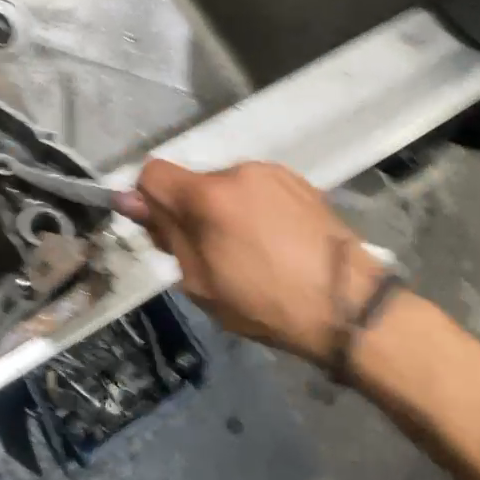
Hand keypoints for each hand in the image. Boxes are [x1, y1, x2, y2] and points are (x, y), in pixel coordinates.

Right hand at [114, 160, 386, 362]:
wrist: (350, 308)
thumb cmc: (264, 303)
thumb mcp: (199, 281)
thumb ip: (165, 233)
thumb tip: (129, 200)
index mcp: (207, 195)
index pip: (152, 173)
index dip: (146, 201)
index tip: (160, 232)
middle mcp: (238, 171)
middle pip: (191, 183)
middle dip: (189, 211)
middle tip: (208, 254)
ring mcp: (273, 173)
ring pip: (226, 187)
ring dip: (224, 211)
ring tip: (249, 252)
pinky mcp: (301, 183)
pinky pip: (258, 190)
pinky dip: (254, 210)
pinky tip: (274, 244)